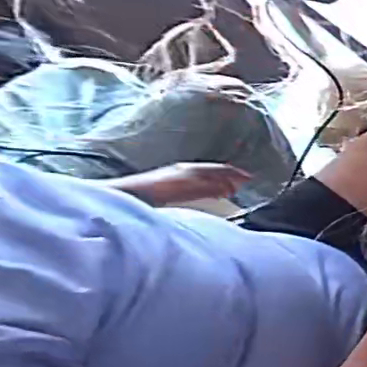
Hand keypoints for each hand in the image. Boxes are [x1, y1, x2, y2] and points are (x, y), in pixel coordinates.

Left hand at [108, 162, 249, 206]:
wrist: (114, 198)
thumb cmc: (148, 192)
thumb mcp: (183, 189)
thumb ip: (208, 187)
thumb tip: (232, 186)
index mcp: (189, 169)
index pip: (219, 168)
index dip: (236, 173)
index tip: (251, 179)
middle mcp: (181, 171)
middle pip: (211, 171)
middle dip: (229, 176)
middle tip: (244, 184)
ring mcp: (170, 179)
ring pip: (202, 178)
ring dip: (217, 182)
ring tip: (229, 190)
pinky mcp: (162, 189)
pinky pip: (192, 185)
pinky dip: (205, 188)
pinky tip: (204, 195)